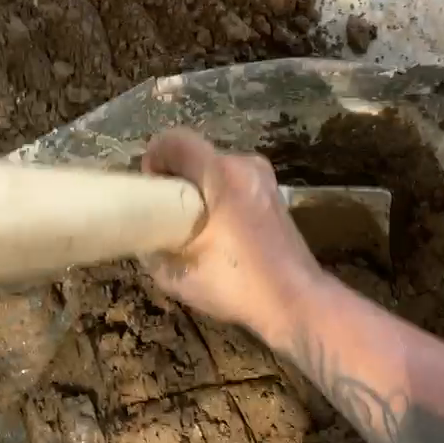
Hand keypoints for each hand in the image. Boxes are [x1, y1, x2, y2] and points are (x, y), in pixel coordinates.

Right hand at [139, 129, 324, 346]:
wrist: (297, 301)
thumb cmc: (238, 284)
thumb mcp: (179, 277)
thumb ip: (154, 253)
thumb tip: (146, 242)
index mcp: (221, 175)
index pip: (176, 140)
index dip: (155, 156)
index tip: (149, 185)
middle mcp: (245, 166)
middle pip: (197, 154)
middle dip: (176, 175)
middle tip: (164, 209)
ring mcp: (264, 179)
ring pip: (217, 168)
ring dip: (198, 187)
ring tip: (189, 222)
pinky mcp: (274, 194)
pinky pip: (234, 181)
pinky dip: (218, 195)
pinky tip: (215, 228)